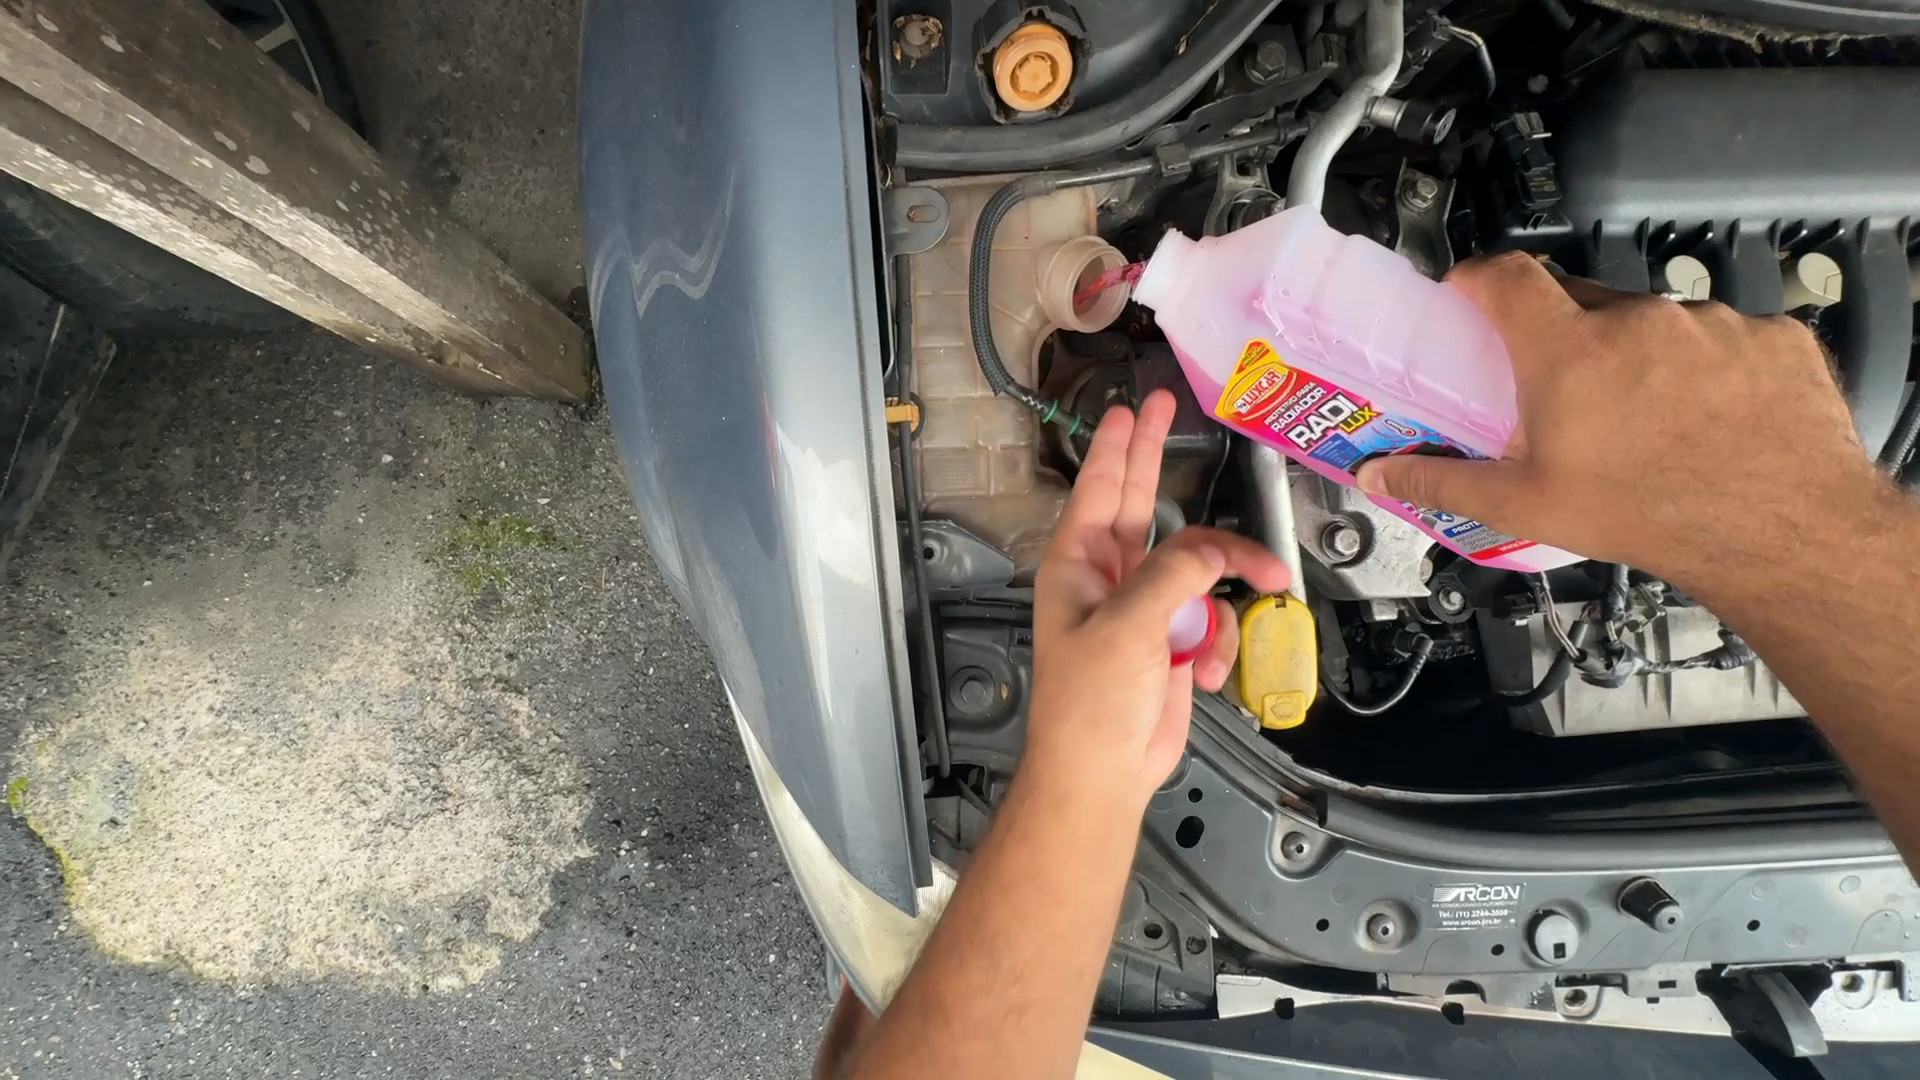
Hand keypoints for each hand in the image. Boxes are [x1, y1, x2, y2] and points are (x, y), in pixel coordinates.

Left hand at [1025, 390, 1289, 808]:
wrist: (1106, 771)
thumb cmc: (1090, 703)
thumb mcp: (1126, 628)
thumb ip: (1172, 574)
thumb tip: (1213, 548)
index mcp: (1078, 565)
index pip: (1099, 490)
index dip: (1116, 447)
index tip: (1127, 410)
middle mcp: (1108, 576)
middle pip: (1140, 502)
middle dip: (1154, 458)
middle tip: (1165, 409)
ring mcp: (1144, 606)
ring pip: (1197, 565)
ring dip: (1228, 583)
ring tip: (1267, 582)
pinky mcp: (1173, 638)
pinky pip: (1212, 617)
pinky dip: (1221, 642)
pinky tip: (1205, 673)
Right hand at [1356, 252, 1882, 586]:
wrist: (1779, 530)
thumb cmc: (1641, 512)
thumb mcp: (1517, 503)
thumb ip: (1435, 481)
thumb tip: (1376, 475)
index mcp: (1567, 352)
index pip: (1509, 277)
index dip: (1479, 275)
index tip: (1466, 288)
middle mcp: (1638, 321)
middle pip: (1574, 296)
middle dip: (1548, 328)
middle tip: (1539, 378)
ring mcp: (1712, 324)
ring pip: (1644, 318)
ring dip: (1621, 349)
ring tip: (1620, 409)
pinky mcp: (1771, 338)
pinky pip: (1711, 334)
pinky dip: (1687, 362)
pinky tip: (1686, 412)